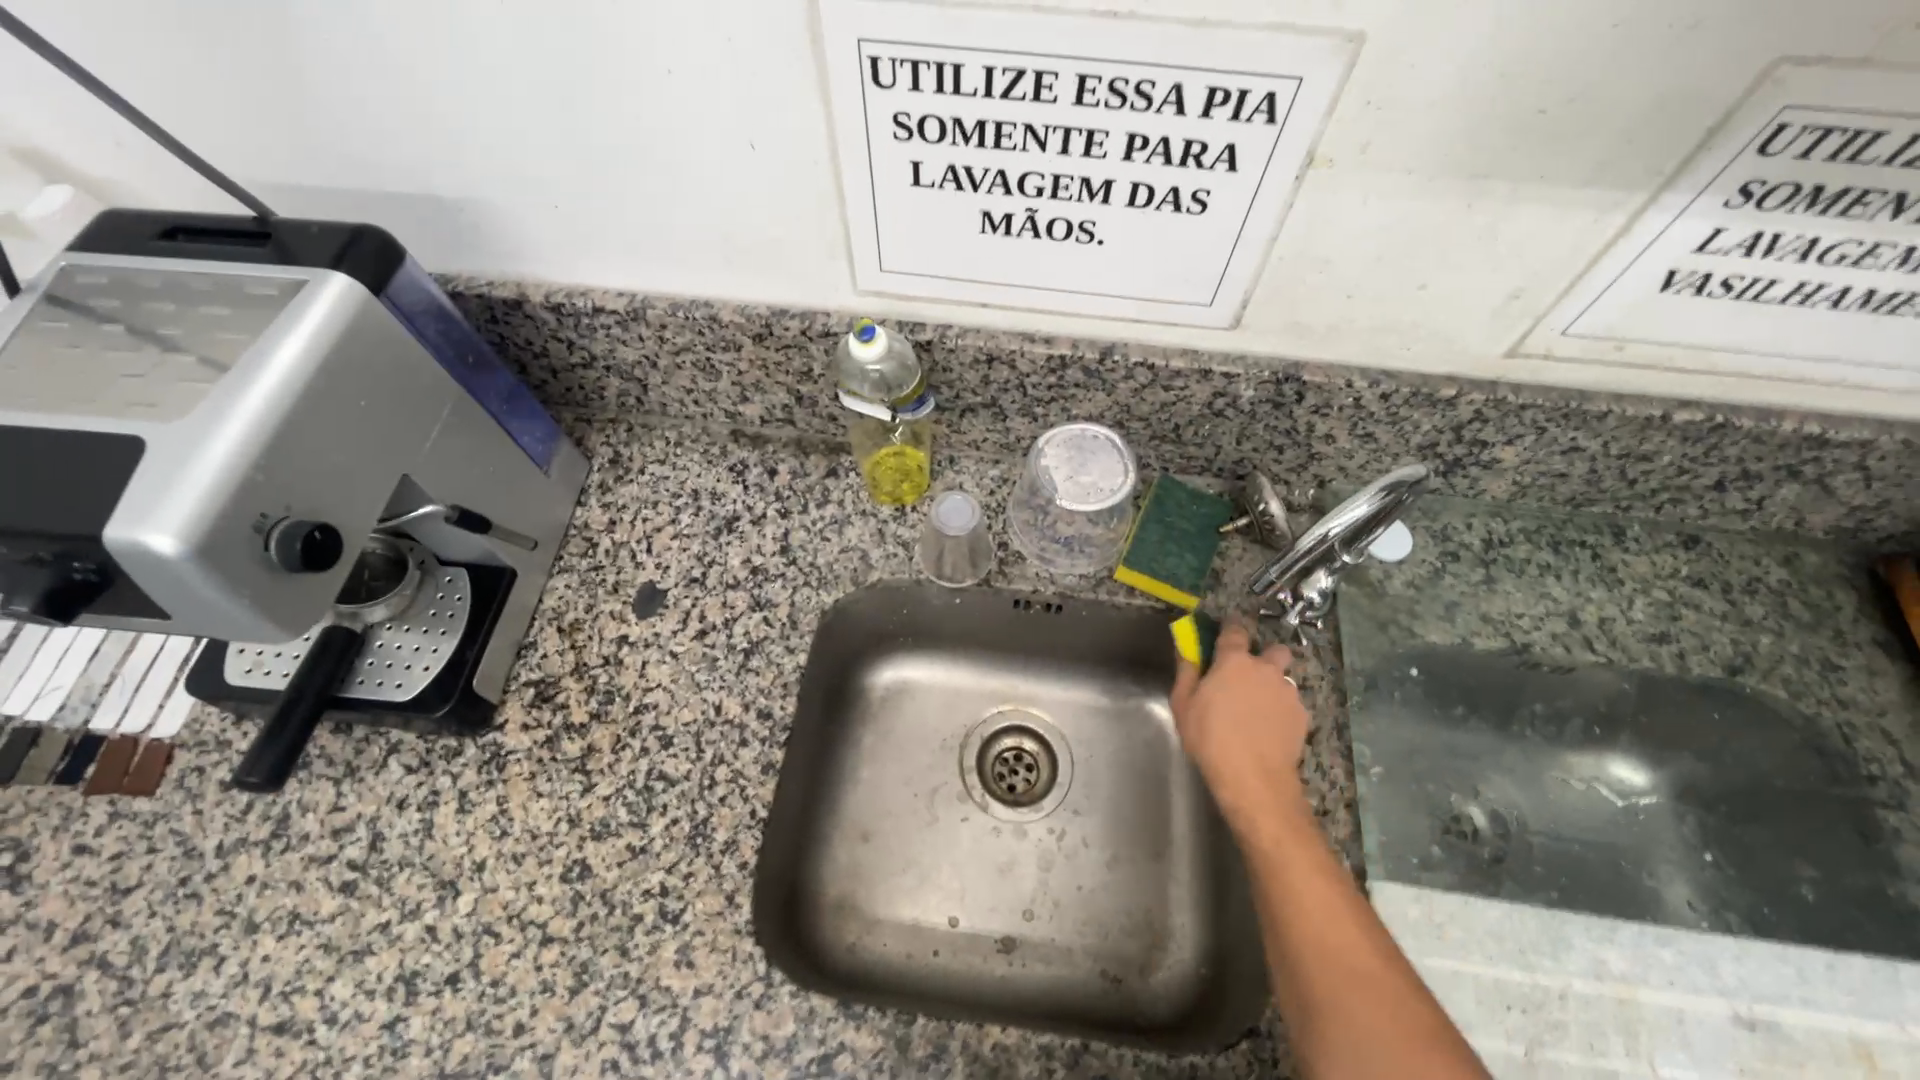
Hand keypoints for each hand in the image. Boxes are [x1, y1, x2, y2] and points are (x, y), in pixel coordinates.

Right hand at [1170, 622, 1311, 840]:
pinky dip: (1281, 711)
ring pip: (1284, 679)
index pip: (1235, 631)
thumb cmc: (1210, 738)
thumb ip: (1186, 671)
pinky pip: (1291, 704)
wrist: (1253, 777)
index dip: (1230, 629)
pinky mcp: (1301, 715)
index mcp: (1234, 662)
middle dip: (1266, 657)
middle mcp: (1266, 670)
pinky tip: (1269, 730)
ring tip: (1258, 711)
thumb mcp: (1183, 705)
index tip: (1225, 633)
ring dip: (1273, 686)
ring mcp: (1288, 692)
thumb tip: (1185, 647)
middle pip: (1275, 649)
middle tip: (1249, 677)